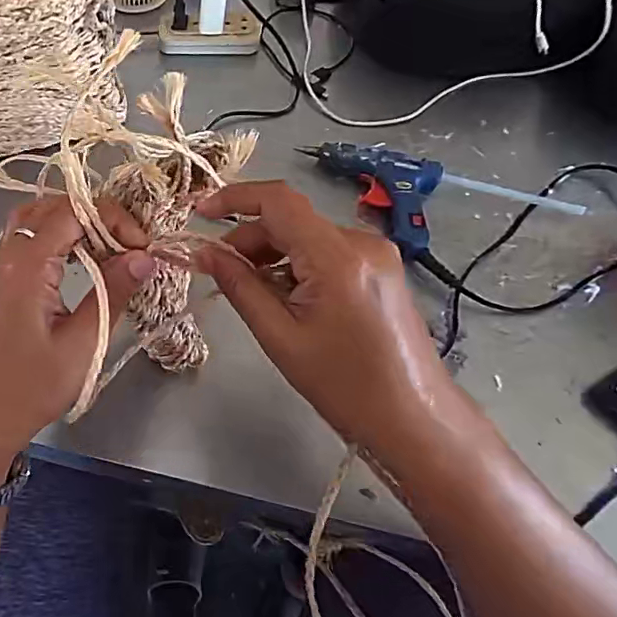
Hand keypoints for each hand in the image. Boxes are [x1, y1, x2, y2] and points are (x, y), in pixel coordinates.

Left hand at [0, 196, 153, 489]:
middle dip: (98, 217)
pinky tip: (83, 258)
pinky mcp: (4, 280)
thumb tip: (146, 256)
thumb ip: (114, 291)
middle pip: (54, 207)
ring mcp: (2, 266)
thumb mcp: (83, 342)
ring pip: (39, 219)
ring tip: (112, 248)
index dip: (113, 219)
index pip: (73, 212)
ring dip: (77, 223)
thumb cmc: (33, 386)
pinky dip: (59, 236)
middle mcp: (9, 255)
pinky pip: (30, 238)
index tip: (142, 247)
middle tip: (132, 246)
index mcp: (26, 266)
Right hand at [191, 181, 452, 452]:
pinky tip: (285, 298)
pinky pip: (326, 251)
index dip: (234, 198)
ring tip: (252, 293)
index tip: (200, 212)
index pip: (279, 201)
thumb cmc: (344, 386)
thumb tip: (204, 253)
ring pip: (307, 236)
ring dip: (272, 254)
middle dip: (249, 239)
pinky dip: (297, 264)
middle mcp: (361, 242)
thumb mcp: (280, 337)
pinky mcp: (380, 267)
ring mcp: (376, 253)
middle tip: (218, 273)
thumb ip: (240, 287)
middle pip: (291, 220)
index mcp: (337, 257)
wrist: (415, 419)